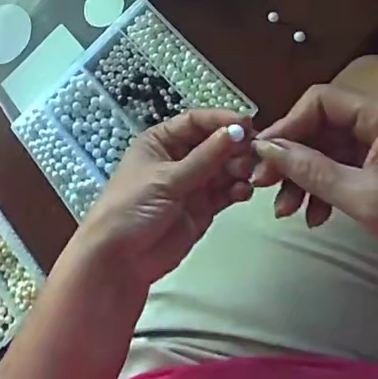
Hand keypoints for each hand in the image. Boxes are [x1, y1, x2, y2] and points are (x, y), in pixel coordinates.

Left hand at [70, 109, 254, 290]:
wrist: (121, 258)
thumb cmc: (132, 207)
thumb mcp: (167, 178)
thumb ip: (205, 157)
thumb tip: (237, 131)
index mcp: (159, 141)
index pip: (194, 121)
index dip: (221, 120)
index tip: (248, 123)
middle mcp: (177, 158)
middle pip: (214, 143)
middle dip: (235, 147)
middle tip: (256, 153)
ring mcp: (191, 183)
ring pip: (224, 168)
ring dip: (240, 168)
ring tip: (252, 174)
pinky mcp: (202, 207)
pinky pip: (226, 191)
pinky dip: (238, 189)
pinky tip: (244, 191)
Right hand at [250, 85, 377, 274]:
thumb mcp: (362, 198)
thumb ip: (310, 169)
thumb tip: (263, 148)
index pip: (321, 101)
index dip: (287, 126)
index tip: (262, 156)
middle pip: (321, 126)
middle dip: (291, 158)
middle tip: (263, 187)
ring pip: (328, 149)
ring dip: (303, 178)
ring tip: (286, 211)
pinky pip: (344, 167)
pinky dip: (324, 188)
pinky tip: (313, 217)